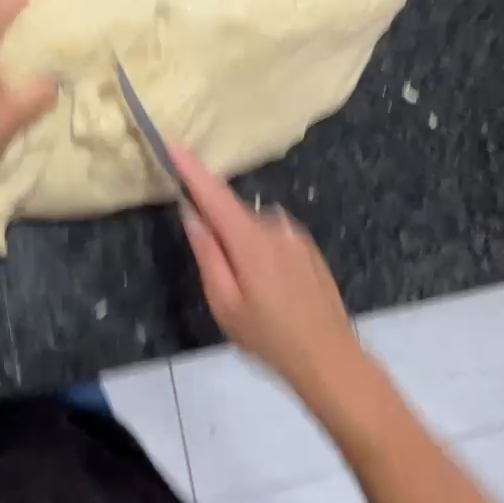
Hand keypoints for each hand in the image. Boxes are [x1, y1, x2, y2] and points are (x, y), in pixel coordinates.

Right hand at [170, 145, 362, 386]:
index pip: (214, 195)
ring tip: (245, 291)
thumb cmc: (268, 337)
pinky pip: (272, 238)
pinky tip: (267, 289)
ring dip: (239, 243)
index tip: (174, 143)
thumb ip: (207, 254)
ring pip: (253, 227)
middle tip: (212, 268)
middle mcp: (276, 228)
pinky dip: (258, 251)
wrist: (330, 359)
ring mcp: (296, 238)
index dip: (192, 170)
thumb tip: (193, 215)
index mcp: (250, 241)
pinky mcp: (308, 250)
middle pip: (233, 212)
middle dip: (214, 222)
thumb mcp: (224, 302)